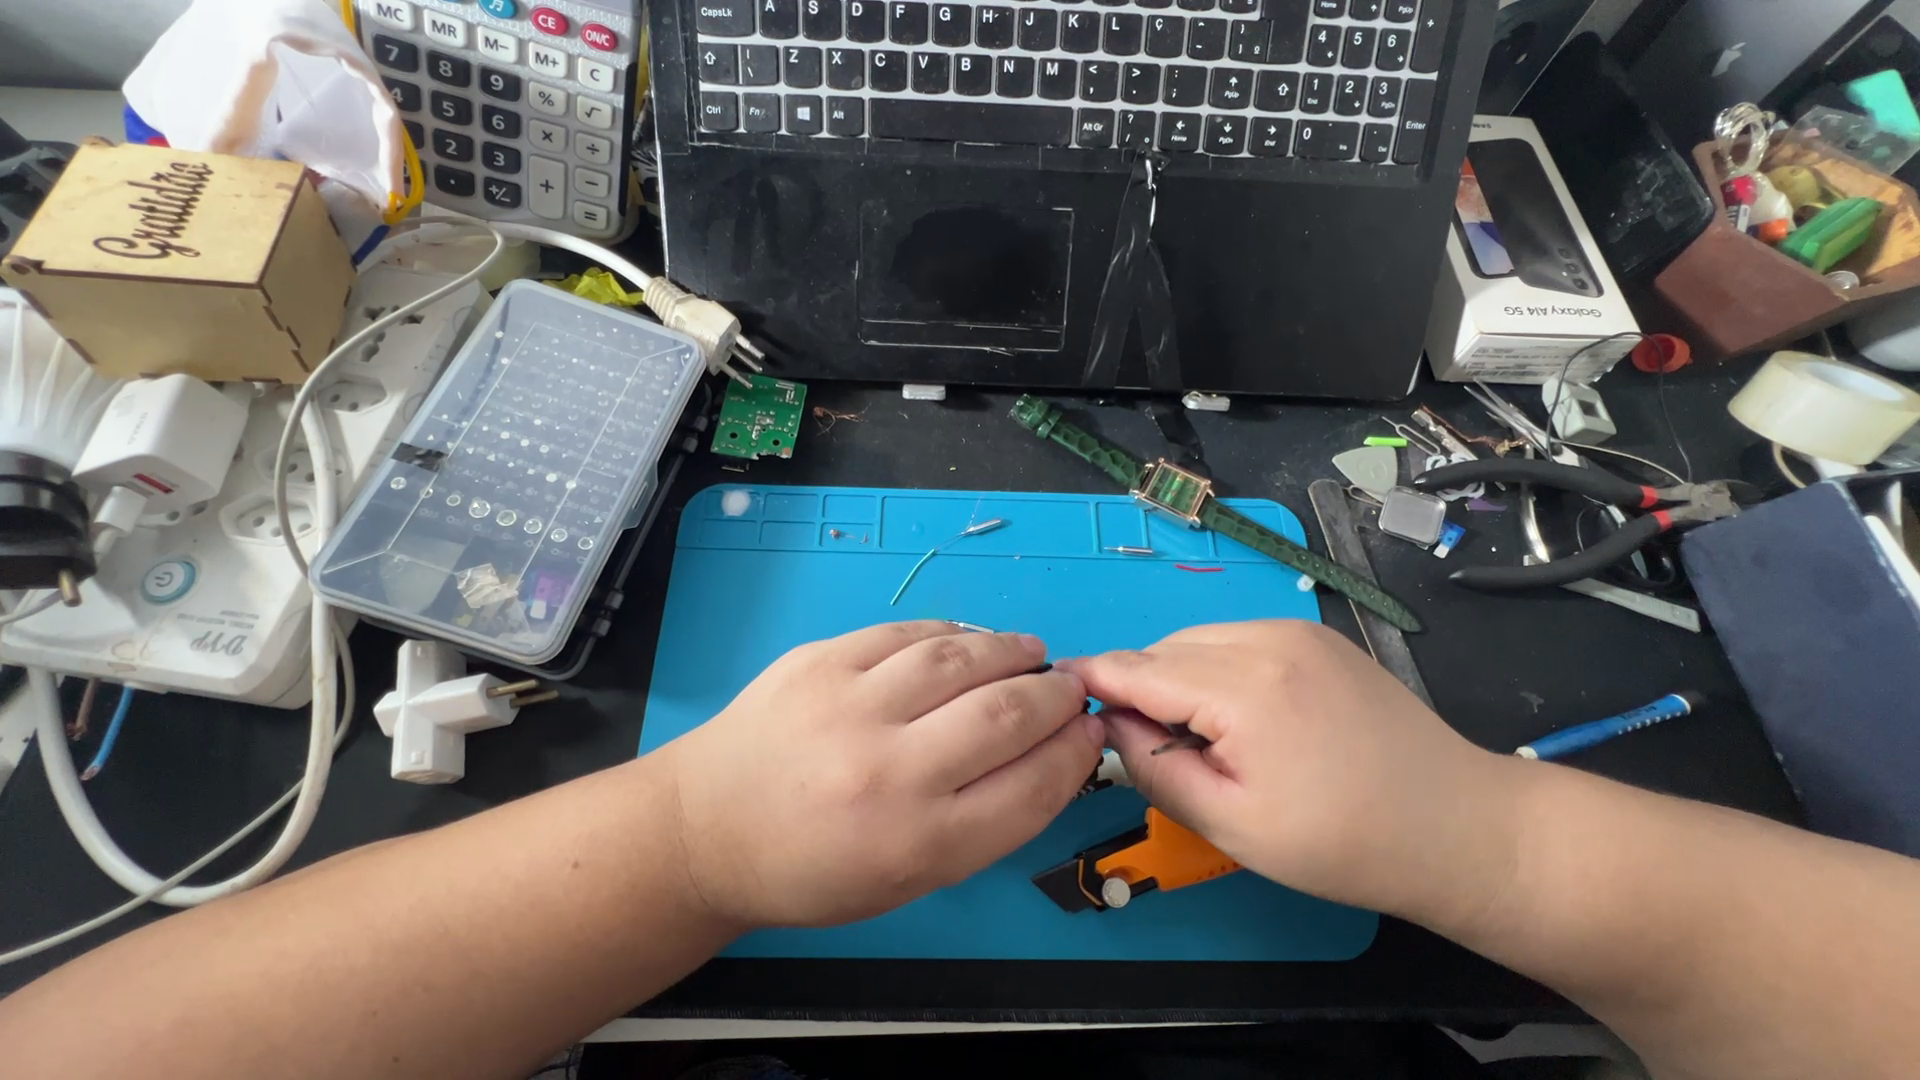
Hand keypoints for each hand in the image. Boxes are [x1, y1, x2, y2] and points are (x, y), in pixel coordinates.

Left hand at [657, 621, 1102, 928]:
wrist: (707, 828)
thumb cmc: (815, 870)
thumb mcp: (909, 878)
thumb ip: (985, 821)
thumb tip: (1053, 753)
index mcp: (917, 844)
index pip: (1029, 788)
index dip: (1073, 753)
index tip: (1089, 730)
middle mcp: (889, 772)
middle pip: (1004, 717)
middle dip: (1053, 696)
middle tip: (1068, 686)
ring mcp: (849, 706)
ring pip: (959, 660)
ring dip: (1010, 651)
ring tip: (1031, 653)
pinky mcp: (818, 661)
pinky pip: (905, 633)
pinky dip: (952, 633)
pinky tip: (970, 642)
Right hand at [1063, 620, 1525, 924]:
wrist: (1461, 827)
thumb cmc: (1343, 842)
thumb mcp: (1231, 824)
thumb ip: (1155, 768)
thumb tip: (1111, 723)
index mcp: (1244, 686)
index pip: (1138, 668)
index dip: (1092, 677)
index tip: (1055, 688)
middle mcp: (1267, 638)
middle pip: (1166, 649)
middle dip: (1139, 686)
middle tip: (1143, 745)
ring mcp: (1297, 630)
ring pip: (1199, 640)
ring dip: (1177, 677)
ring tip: (1197, 736)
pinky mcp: (1316, 636)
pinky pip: (1237, 640)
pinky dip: (1215, 669)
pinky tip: (1238, 715)